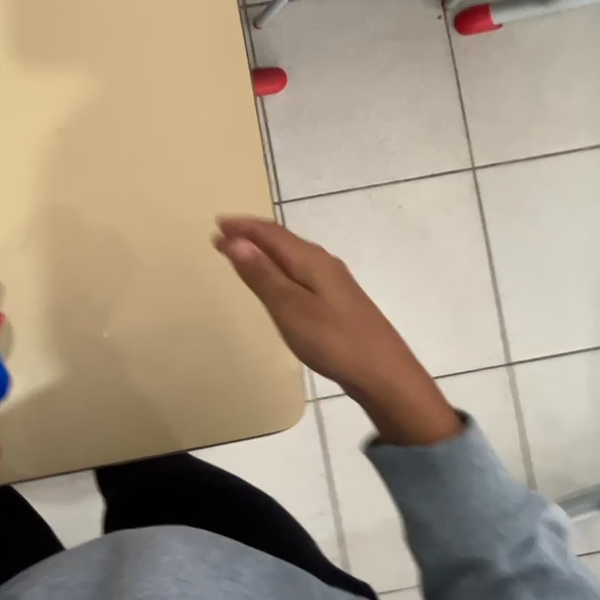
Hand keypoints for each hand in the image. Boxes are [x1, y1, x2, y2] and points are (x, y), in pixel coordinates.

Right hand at [214, 216, 459, 446]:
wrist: (383, 374)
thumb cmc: (332, 339)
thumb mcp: (289, 307)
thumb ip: (261, 274)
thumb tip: (235, 242)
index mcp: (310, 260)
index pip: (270, 234)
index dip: (242, 228)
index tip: (216, 225)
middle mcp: (322, 263)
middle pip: (282, 240)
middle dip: (251, 235)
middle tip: (222, 237)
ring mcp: (333, 282)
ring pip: (291, 256)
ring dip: (264, 251)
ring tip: (241, 254)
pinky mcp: (336, 301)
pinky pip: (300, 272)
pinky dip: (279, 268)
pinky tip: (276, 282)